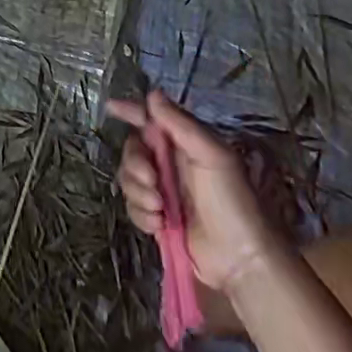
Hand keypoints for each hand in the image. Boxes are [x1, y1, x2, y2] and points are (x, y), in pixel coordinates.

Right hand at [108, 90, 277, 295]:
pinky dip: (142, 214)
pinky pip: (133, 207)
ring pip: (128, 179)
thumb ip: (181, 124)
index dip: (130, 111)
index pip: (151, 119)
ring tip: (161, 210)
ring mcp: (162, 191)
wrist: (240, 258)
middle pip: (132, 150)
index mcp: (184, 143)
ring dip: (139, 193)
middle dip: (136, 165)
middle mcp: (170, 163)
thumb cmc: (232, 201)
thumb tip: (152, 94)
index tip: (111, 108)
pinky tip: (159, 225)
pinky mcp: (156, 217)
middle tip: (152, 181)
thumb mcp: (212, 156)